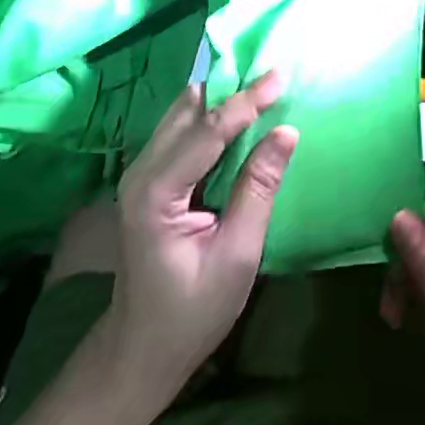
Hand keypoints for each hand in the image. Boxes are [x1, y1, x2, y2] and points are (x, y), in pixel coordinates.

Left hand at [107, 71, 298, 379]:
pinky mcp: (147, 179)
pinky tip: (236, 118)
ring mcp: (138, 173)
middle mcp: (140, 172)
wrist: (142, 347)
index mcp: (156, 193)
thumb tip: (286, 132)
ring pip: (180, 115)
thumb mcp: (237, 255)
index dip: (246, 101)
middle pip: (187, 111)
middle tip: (273, 78)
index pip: (207, 131)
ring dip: (220, 100)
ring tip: (260, 89)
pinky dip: (209, 118)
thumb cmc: (193, 311)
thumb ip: (259, 189)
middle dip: (231, 91)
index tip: (280, 76)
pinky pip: (179, 132)